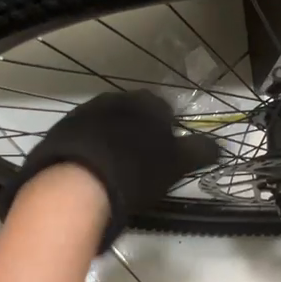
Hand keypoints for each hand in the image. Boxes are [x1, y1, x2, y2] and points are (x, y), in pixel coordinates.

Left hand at [0, 91, 220, 249]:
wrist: (79, 181)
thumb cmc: (138, 169)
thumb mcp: (176, 164)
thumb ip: (199, 152)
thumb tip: (220, 146)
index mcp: (148, 104)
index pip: (164, 110)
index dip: (166, 130)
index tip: (165, 153)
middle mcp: (116, 99)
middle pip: (132, 113)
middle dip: (137, 130)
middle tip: (140, 160)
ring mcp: (85, 112)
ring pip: (106, 122)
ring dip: (111, 137)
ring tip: (114, 166)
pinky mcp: (61, 129)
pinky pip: (82, 136)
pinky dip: (89, 148)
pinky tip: (90, 170)